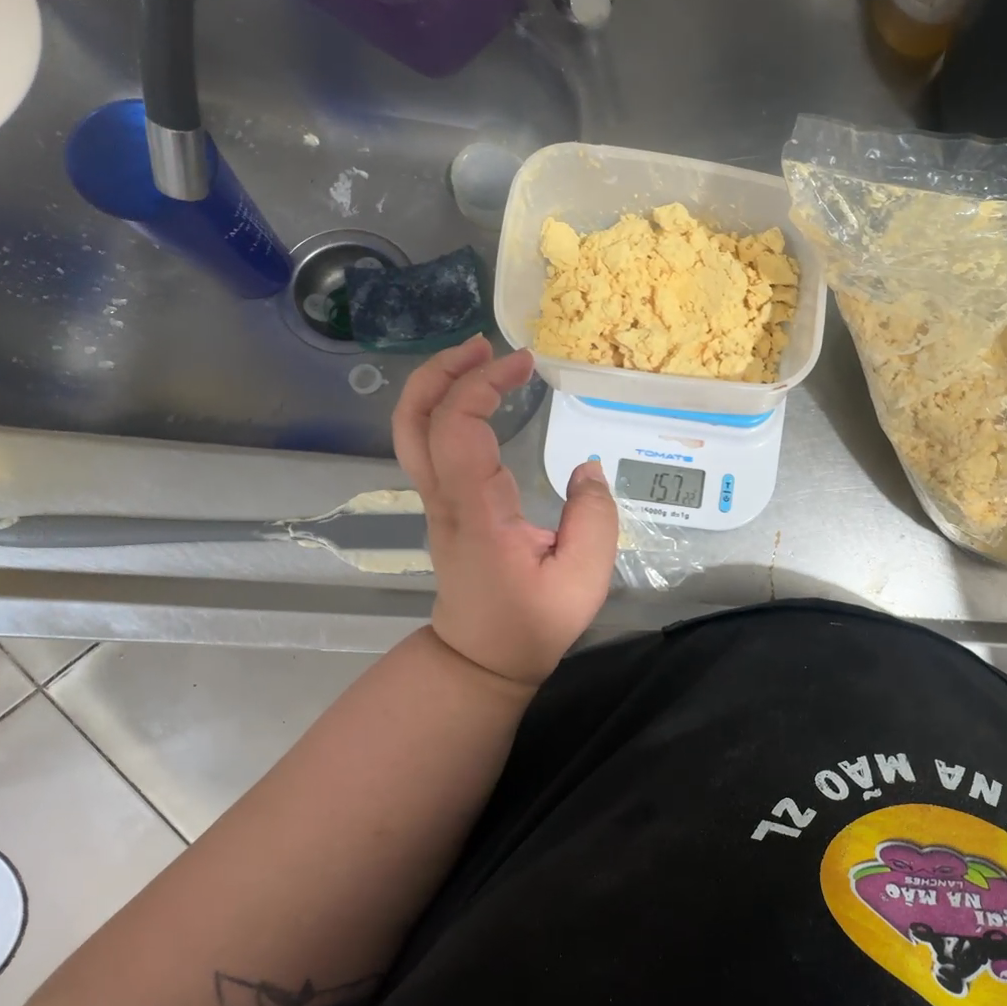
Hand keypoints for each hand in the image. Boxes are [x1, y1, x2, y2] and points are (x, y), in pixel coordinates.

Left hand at [393, 338, 616, 688]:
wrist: (482, 659)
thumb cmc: (532, 623)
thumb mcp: (583, 578)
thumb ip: (594, 519)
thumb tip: (588, 468)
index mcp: (476, 511)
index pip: (458, 429)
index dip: (483, 385)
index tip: (525, 364)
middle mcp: (445, 498)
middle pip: (415, 418)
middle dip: (444, 371)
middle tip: (488, 346)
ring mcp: (437, 502)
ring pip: (412, 429)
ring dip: (439, 386)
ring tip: (480, 361)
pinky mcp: (444, 506)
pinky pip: (428, 444)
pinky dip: (446, 409)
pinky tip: (478, 401)